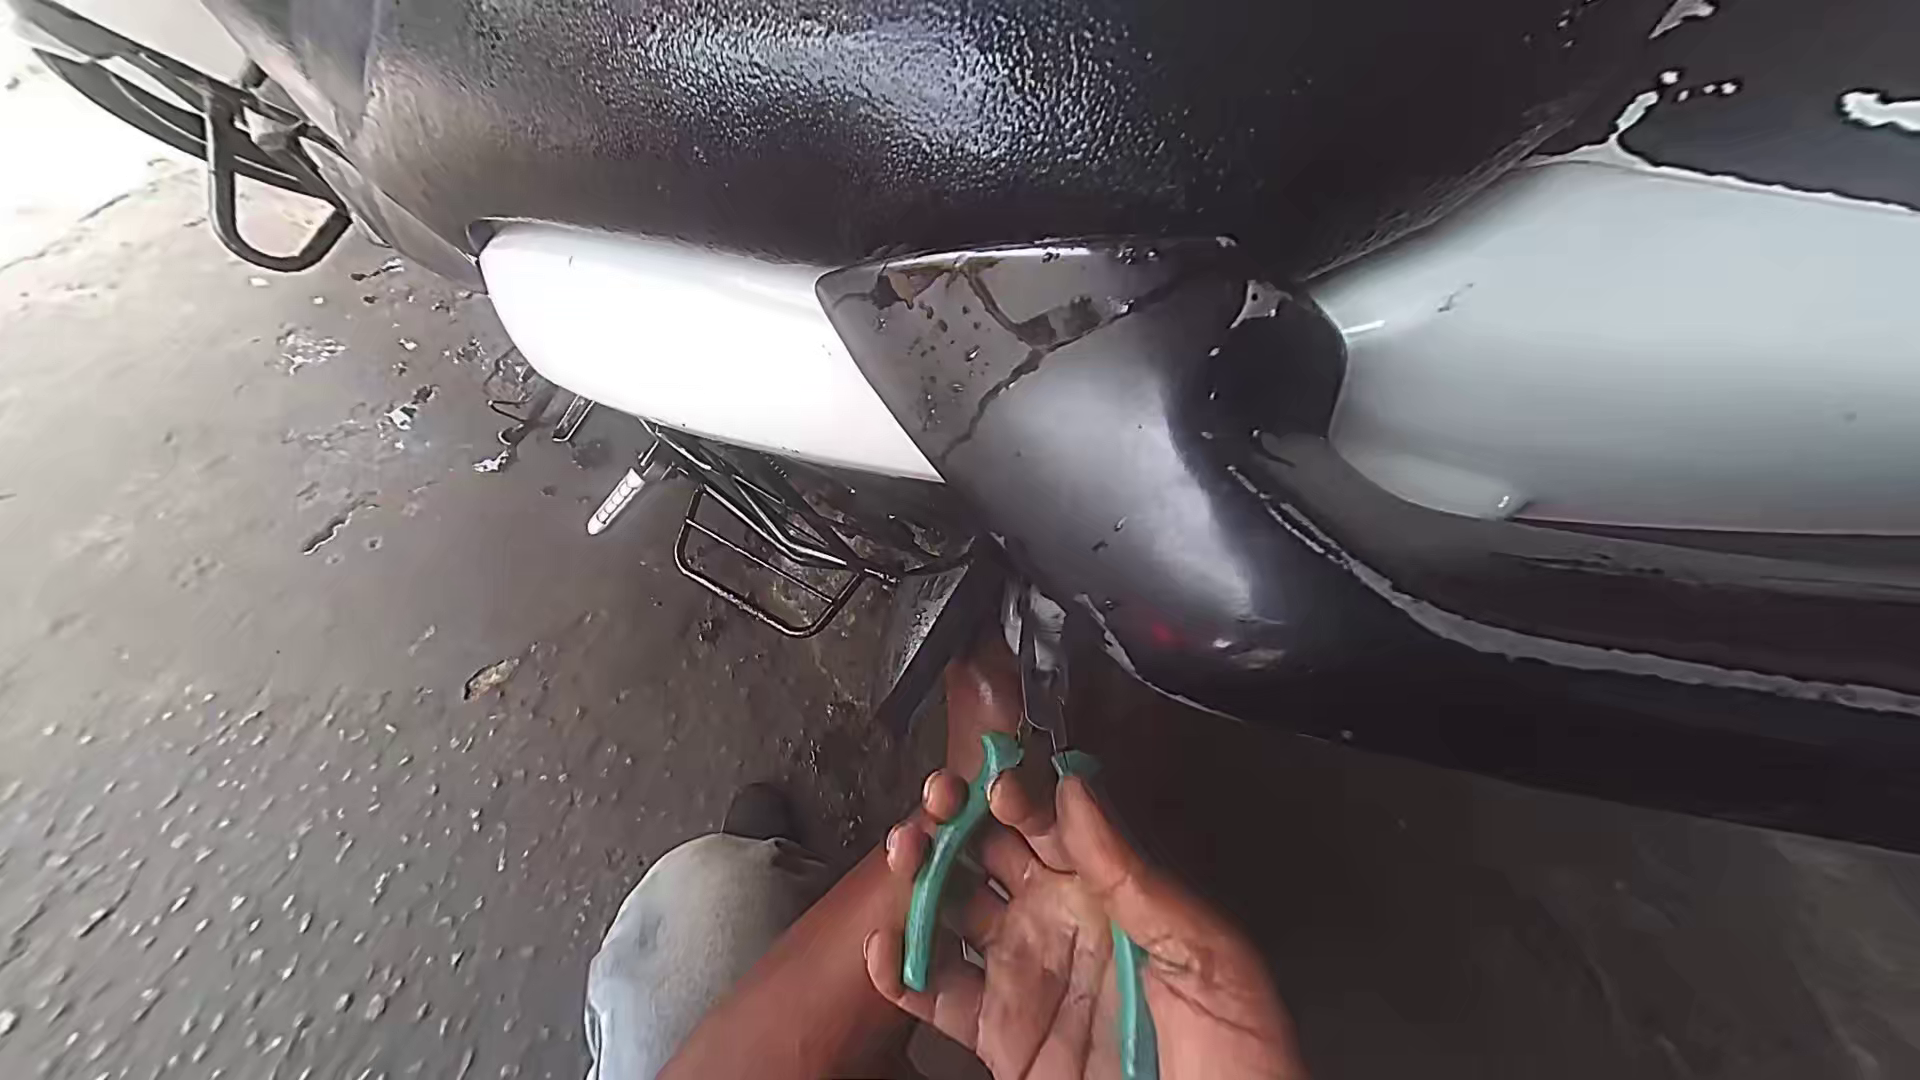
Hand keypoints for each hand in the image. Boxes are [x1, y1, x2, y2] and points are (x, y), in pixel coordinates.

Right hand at [864, 767, 1307, 1079]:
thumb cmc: (1237, 1052)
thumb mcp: (1207, 953)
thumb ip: (1136, 873)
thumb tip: (1077, 788)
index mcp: (1105, 888)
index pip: (1049, 821)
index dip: (1018, 794)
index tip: (995, 785)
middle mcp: (1055, 916)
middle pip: (991, 849)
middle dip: (957, 815)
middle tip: (937, 799)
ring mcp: (1023, 971)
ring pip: (954, 907)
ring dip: (921, 874)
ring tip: (903, 851)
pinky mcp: (1000, 1034)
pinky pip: (941, 995)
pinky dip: (902, 972)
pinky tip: (884, 950)